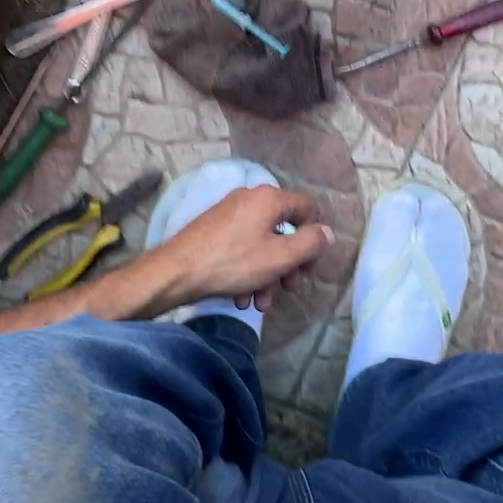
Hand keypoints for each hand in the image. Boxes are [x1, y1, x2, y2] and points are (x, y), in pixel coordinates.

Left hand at [141, 185, 333, 312]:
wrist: (176, 272)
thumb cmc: (233, 262)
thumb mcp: (280, 256)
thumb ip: (310, 243)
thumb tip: (326, 233)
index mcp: (269, 198)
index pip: (307, 208)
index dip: (316, 235)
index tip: (311, 265)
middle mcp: (250, 199)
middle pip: (283, 230)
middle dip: (289, 264)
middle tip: (289, 289)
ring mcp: (230, 213)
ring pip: (262, 243)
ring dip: (267, 275)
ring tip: (260, 303)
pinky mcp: (215, 230)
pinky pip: (242, 247)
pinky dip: (247, 271)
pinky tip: (241, 298)